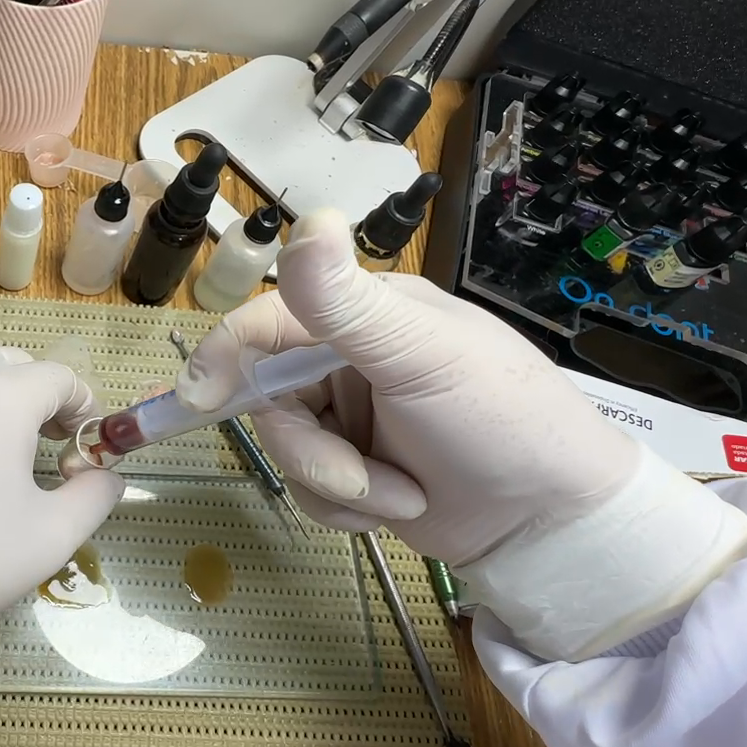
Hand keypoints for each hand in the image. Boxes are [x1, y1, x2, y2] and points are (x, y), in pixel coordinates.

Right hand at [176, 210, 746, 659]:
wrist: (547, 526)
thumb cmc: (501, 423)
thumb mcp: (424, 358)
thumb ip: (349, 303)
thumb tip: (306, 220)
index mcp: (360, 318)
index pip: (265, 323)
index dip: (222, 356)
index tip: (200, 400)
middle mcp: (342, 361)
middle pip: (265, 400)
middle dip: (311, 451)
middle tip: (356, 476)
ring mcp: (343, 418)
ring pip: (283, 450)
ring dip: (337, 484)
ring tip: (401, 495)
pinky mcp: (345, 469)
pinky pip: (304, 489)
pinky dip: (342, 509)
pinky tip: (392, 509)